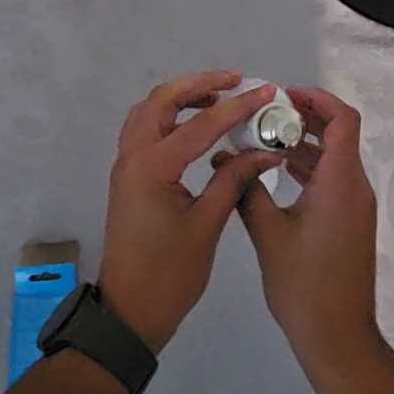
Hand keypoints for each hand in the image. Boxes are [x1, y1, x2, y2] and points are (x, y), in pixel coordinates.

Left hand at [98, 72, 282, 354]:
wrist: (130, 312)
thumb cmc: (170, 274)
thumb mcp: (208, 225)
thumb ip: (234, 179)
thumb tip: (267, 150)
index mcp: (153, 167)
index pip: (201, 125)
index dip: (238, 106)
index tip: (267, 92)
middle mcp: (133, 157)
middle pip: (162, 101)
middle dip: (198, 84)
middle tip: (235, 80)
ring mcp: (126, 166)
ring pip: (149, 112)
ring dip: (181, 98)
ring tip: (218, 98)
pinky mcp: (129, 178)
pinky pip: (145, 131)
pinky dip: (170, 117)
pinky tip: (198, 128)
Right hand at [236, 87, 381, 375]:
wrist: (338, 337)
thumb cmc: (304, 285)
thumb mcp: (268, 235)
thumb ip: (248, 191)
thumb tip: (228, 160)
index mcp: (340, 182)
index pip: (343, 120)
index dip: (318, 99)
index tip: (284, 96)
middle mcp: (355, 187)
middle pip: (339, 134)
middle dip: (303, 119)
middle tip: (264, 116)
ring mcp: (355, 206)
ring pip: (335, 158)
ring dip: (303, 145)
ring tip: (262, 141)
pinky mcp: (350, 222)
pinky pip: (333, 180)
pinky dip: (309, 168)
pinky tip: (277, 173)